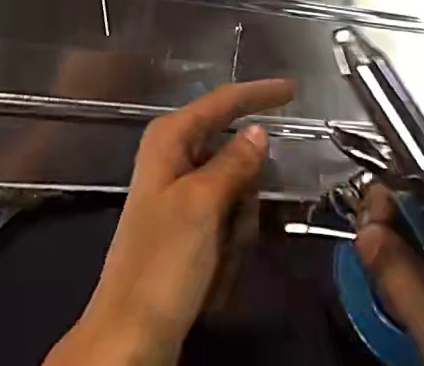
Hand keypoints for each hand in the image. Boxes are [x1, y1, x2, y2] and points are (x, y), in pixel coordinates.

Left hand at [44, 79, 297, 365]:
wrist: (130, 333)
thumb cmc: (162, 262)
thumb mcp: (202, 206)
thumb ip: (234, 163)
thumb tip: (259, 130)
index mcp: (170, 138)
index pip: (222, 102)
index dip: (258, 94)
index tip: (292, 88)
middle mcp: (174, 156)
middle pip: (235, 157)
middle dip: (245, 197)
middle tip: (230, 233)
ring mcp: (181, 192)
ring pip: (237, 194)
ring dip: (237, 230)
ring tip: (215, 261)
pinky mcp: (188, 225)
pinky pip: (228, 222)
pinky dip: (229, 248)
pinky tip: (212, 276)